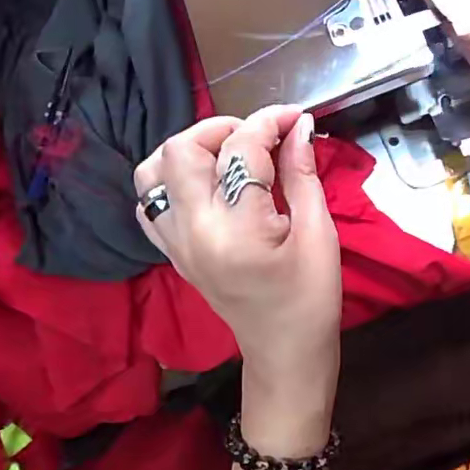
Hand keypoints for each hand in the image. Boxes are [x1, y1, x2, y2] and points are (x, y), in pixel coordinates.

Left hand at [135, 105, 341, 450]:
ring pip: (152, 171)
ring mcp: (175, 243)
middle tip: (258, 138)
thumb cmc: (311, 299)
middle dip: (222, 128)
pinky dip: (170, 181)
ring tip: (226, 156)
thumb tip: (299, 127)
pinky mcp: (170, 251)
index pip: (242, 151)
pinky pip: (149, 203)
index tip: (294, 118)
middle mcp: (193, 232)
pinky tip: (204, 185)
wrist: (283, 352)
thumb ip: (302, 175)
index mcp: (237, 231)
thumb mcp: (319, 235)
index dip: (271, 122)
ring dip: (188, 150)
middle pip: (182, 150)